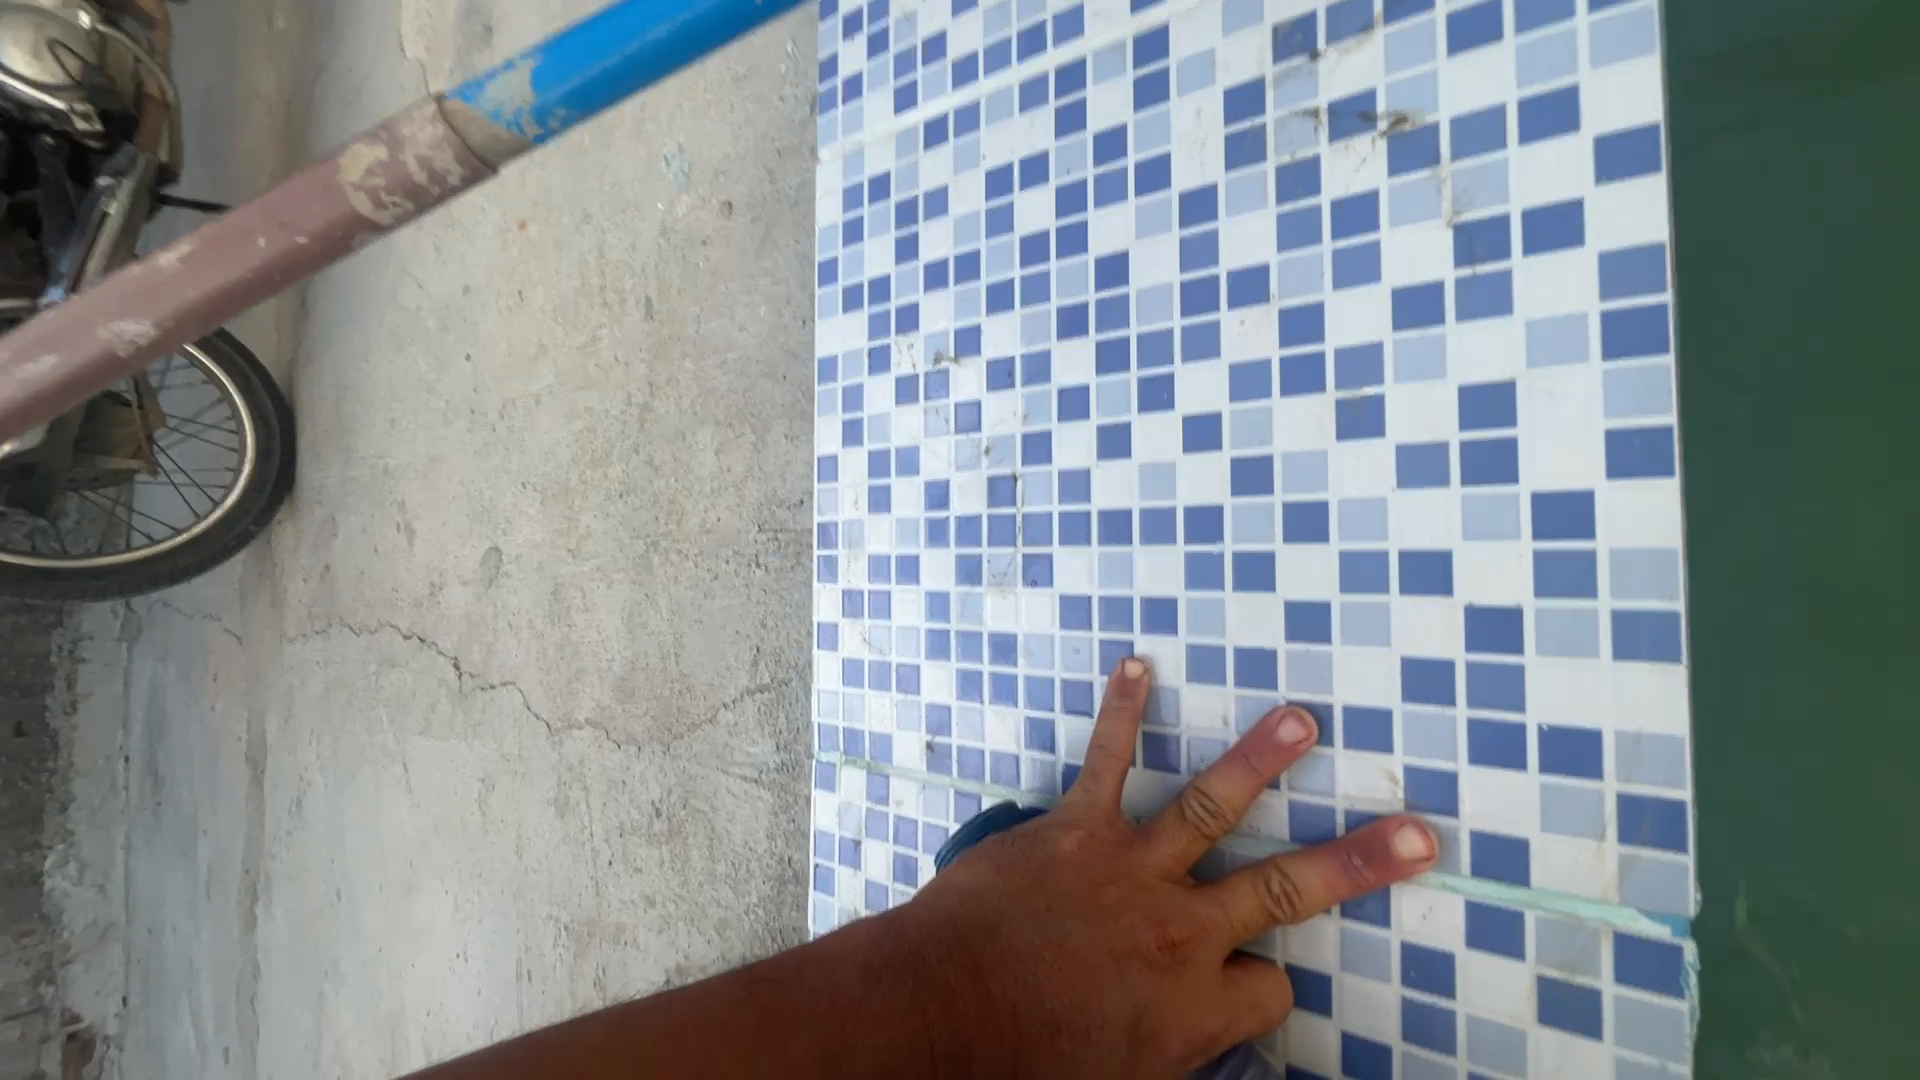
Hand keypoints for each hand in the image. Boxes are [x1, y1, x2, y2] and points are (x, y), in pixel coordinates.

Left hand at [900, 656, 1438, 1078]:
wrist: (948, 1009)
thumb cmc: (1023, 1059)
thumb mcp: (1118, 1079)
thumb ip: (1166, 1052)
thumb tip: (1175, 1037)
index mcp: (1196, 1009)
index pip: (1272, 986)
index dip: (1261, 981)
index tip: (1240, 973)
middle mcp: (1180, 930)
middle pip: (1287, 891)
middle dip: (1357, 861)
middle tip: (1417, 830)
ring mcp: (1131, 868)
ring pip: (1212, 806)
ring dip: (1260, 759)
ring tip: (1302, 720)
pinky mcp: (1078, 826)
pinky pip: (1109, 759)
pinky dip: (1124, 711)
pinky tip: (1139, 666)